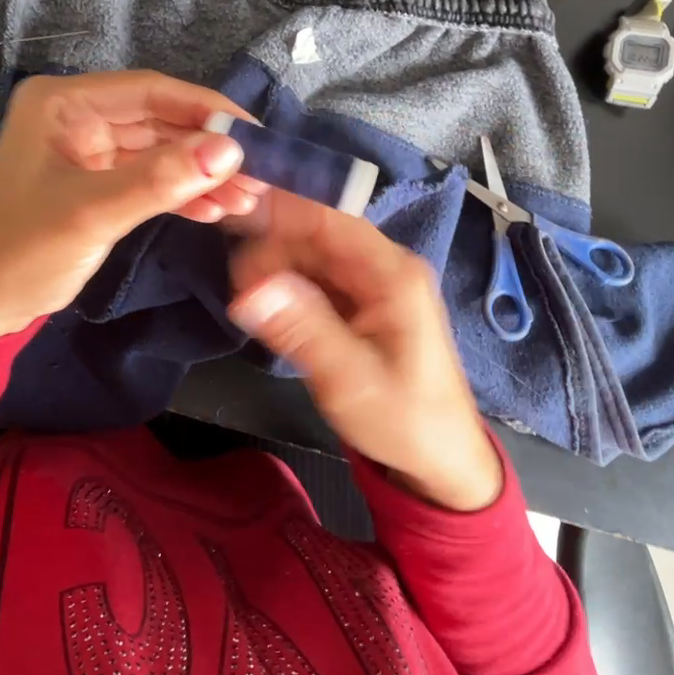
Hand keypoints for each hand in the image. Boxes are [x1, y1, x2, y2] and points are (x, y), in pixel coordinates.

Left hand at [0, 71, 265, 338]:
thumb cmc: (22, 253)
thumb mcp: (92, 214)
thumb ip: (161, 180)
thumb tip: (230, 150)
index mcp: (61, 103)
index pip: (149, 91)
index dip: (206, 109)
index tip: (257, 133)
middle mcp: (76, 114)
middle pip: (160, 119)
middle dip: (210, 148)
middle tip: (263, 174)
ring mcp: (87, 147)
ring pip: (160, 149)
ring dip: (203, 173)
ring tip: (251, 199)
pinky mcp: (97, 179)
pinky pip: (150, 175)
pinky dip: (182, 191)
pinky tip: (219, 209)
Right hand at [228, 192, 503, 510]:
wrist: (440, 462)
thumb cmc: (405, 421)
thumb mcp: (350, 380)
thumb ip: (302, 331)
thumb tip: (250, 290)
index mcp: (392, 274)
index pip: (329, 219)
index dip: (280, 212)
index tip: (233, 219)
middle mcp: (383, 267)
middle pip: (316, 233)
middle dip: (271, 244)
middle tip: (234, 280)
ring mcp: (371, 283)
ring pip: (310, 253)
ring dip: (274, 264)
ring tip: (242, 293)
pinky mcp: (359, 302)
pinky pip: (314, 276)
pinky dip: (285, 282)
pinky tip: (261, 300)